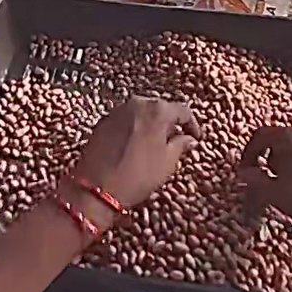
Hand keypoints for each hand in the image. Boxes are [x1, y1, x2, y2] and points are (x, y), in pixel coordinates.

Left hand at [70, 96, 199, 209]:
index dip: (192, 125)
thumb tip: (188, 139)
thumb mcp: (167, 162)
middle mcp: (137, 103)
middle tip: (178, 140)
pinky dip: (136, 128)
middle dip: (171, 123)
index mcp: (157, 110)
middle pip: (161, 108)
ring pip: (142, 113)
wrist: (95, 187)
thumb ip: (180, 145)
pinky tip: (137, 145)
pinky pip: (127, 120)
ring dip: (152, 125)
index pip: (182, 111)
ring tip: (158, 144)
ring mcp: (118, 111)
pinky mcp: (104, 121)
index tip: (196, 138)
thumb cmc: (136, 175)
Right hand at [237, 127, 291, 271]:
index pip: (262, 135)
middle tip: (266, 180)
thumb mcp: (275, 193)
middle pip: (282, 140)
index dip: (249, 153)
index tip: (246, 168)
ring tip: (288, 189)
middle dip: (270, 159)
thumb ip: (255, 180)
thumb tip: (245, 174)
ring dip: (289, 164)